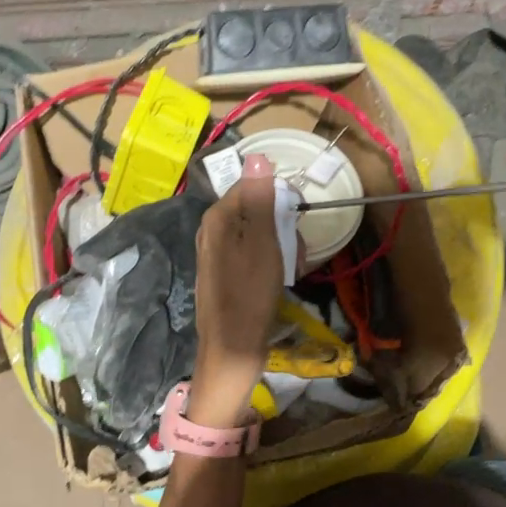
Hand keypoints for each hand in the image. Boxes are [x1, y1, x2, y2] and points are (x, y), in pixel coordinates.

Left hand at [190, 154, 283, 421]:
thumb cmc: (250, 294)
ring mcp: (216, 255)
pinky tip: (280, 280)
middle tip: (294, 252)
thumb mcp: (262, 243)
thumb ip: (260, 199)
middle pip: (256, 211)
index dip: (278, 199)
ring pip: (258, 235)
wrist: (232, 349)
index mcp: (217, 218)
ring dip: (280, 247)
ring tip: (291, 270)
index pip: (252, 187)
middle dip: (281, 227)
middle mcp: (211, 232)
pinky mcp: (224, 276)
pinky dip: (270, 263)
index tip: (294, 220)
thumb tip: (256, 157)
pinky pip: (252, 256)